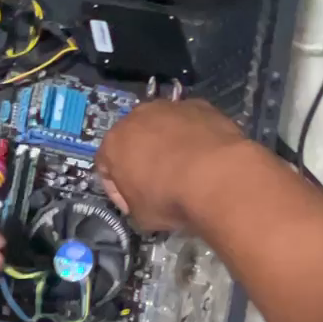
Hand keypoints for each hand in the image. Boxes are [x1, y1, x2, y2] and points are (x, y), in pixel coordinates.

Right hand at [96, 99, 255, 230]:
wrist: (216, 176)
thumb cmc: (168, 198)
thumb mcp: (141, 216)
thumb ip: (134, 204)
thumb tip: (144, 203)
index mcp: (113, 143)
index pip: (106, 166)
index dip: (118, 189)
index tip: (132, 204)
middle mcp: (137, 117)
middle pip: (134, 139)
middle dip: (142, 159)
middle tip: (156, 184)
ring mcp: (170, 107)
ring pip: (163, 127)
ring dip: (168, 145)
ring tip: (185, 170)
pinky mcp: (201, 105)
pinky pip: (190, 124)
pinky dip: (194, 138)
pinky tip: (205, 159)